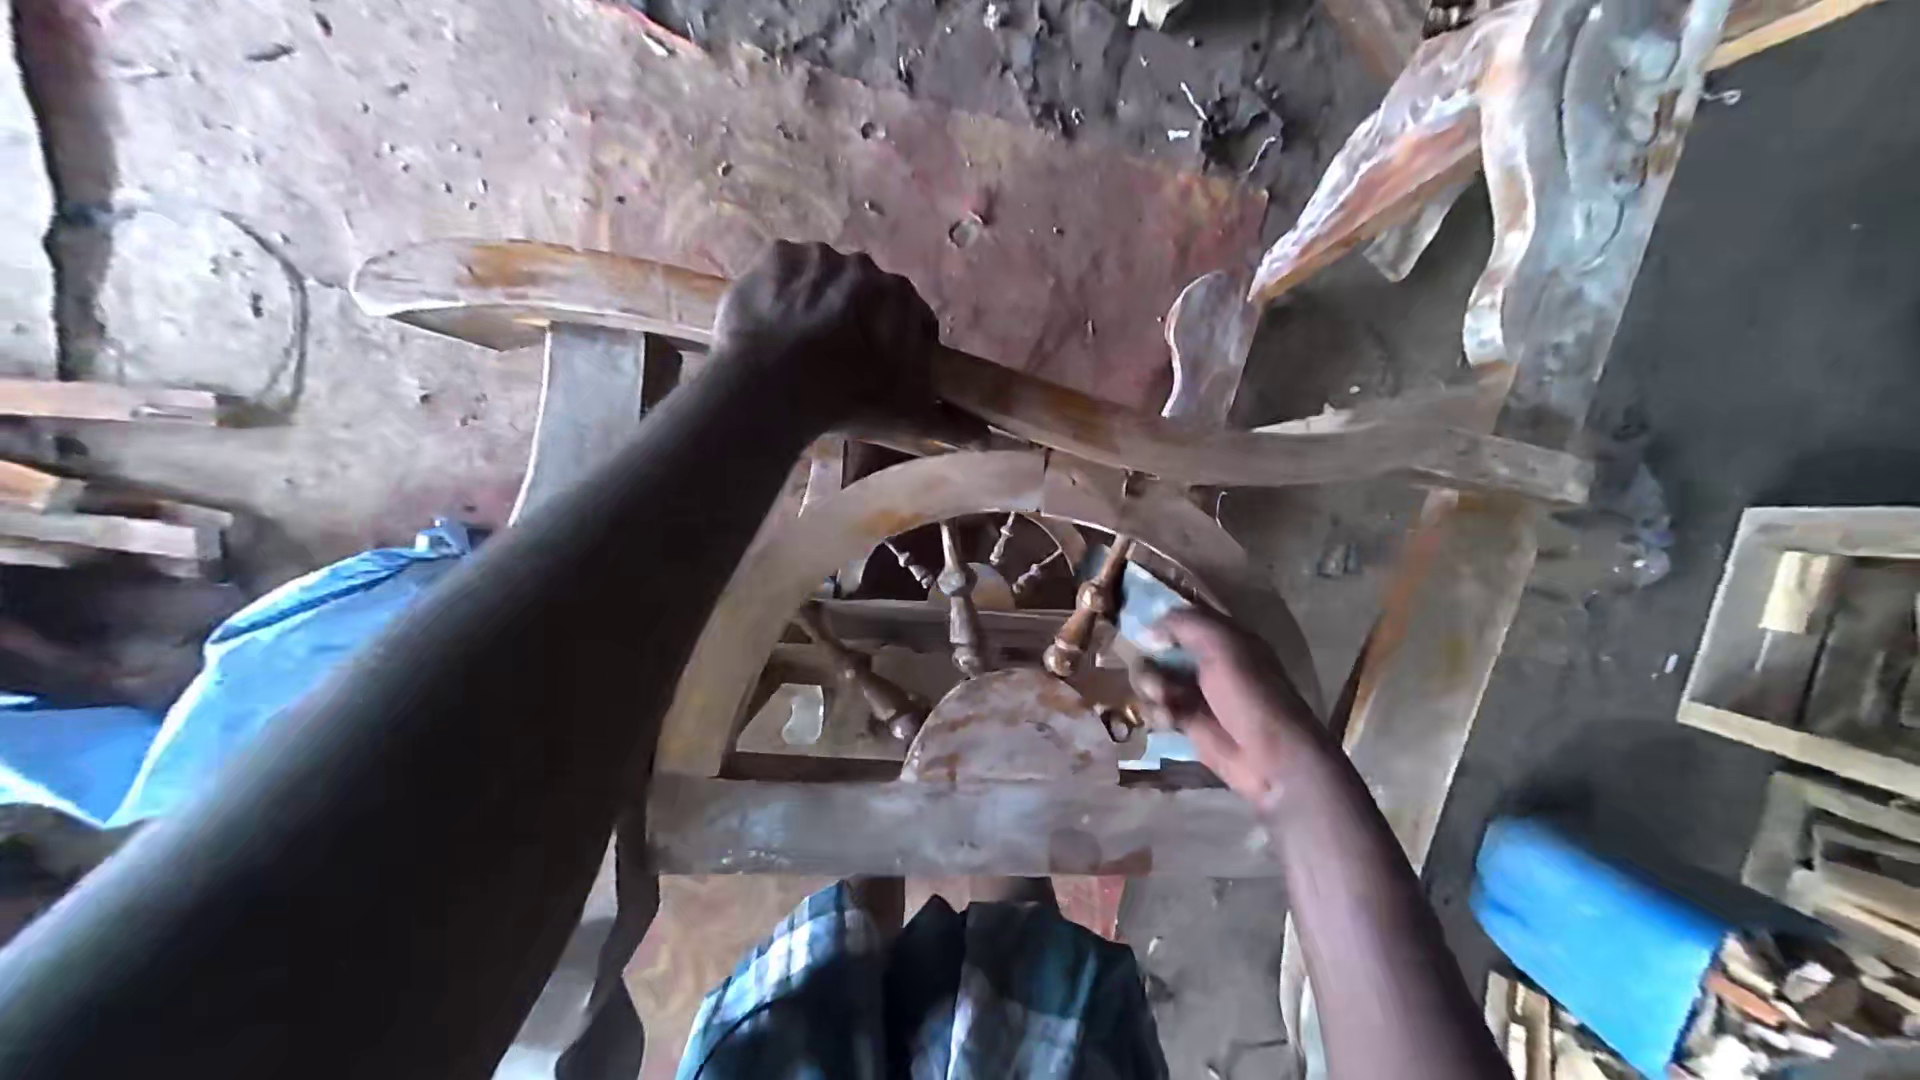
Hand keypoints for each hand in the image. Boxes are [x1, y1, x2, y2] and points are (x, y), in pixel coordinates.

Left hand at [714, 241, 938, 419]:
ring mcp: (813, 256)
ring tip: (804, 340)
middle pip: (865, 292)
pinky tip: (776, 322)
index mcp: (899, 296)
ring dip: (820, 301)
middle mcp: (861, 265)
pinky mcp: (771, 257)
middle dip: (859, 317)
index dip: (905, 341)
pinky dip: (784, 292)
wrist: (771, 388)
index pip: (912, 314)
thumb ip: (938, 413)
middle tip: (844, 356)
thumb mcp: (905, 414)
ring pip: (824, 279)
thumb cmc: (845, 399)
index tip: (892, 365)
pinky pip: (786, 273)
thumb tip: (963, 426)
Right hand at [1135, 608, 1331, 811]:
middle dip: (1151, 663)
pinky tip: (1169, 720)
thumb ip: (1185, 624)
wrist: (1270, 756)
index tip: (1144, 631)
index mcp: (1222, 637)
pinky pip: (1155, 707)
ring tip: (1165, 701)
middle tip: (1157, 677)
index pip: (1183, 617)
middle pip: (1159, 650)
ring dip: (1152, 689)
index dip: (1160, 620)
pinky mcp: (1185, 721)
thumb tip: (1148, 629)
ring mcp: (1194, 692)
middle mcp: (1206, 661)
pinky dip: (1157, 712)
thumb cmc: (1250, 693)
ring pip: (1152, 679)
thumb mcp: (1223, 645)